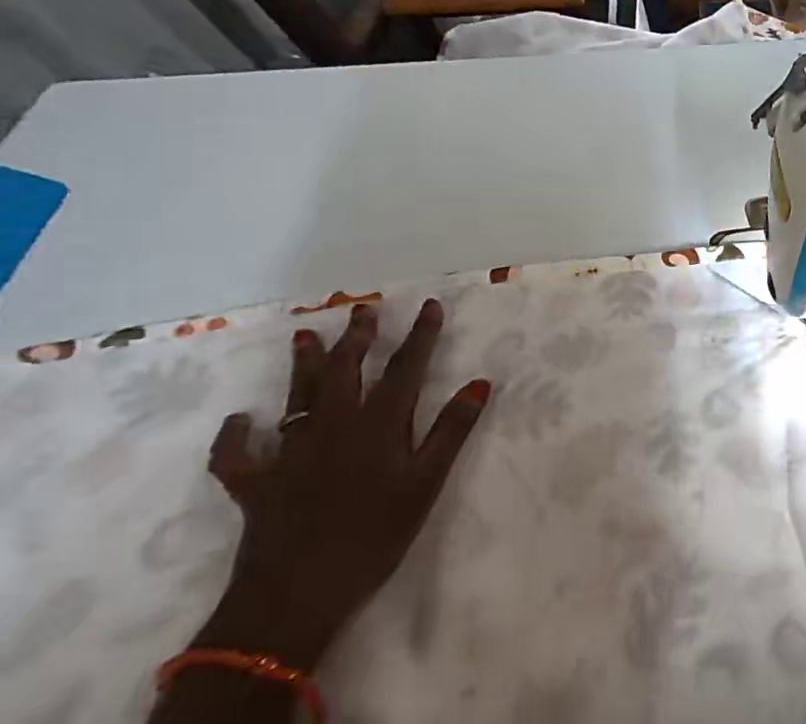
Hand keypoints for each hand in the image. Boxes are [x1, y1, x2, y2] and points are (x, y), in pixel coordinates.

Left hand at [196, 300, 489, 668]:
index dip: (421, 335)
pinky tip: (241, 421)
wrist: (299, 591)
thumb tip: (479, 382)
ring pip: (298, 398)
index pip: (406, 368)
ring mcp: (290, 452)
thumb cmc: (378, 532)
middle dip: (358, 338)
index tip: (430, 306)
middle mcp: (334, 426)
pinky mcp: (256, 482)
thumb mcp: (428, 481)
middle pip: (347, 371)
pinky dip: (236, 436)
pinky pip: (238, 454)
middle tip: (362, 309)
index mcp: (380, 424)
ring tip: (305, 336)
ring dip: (304, 365)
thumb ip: (452, 429)